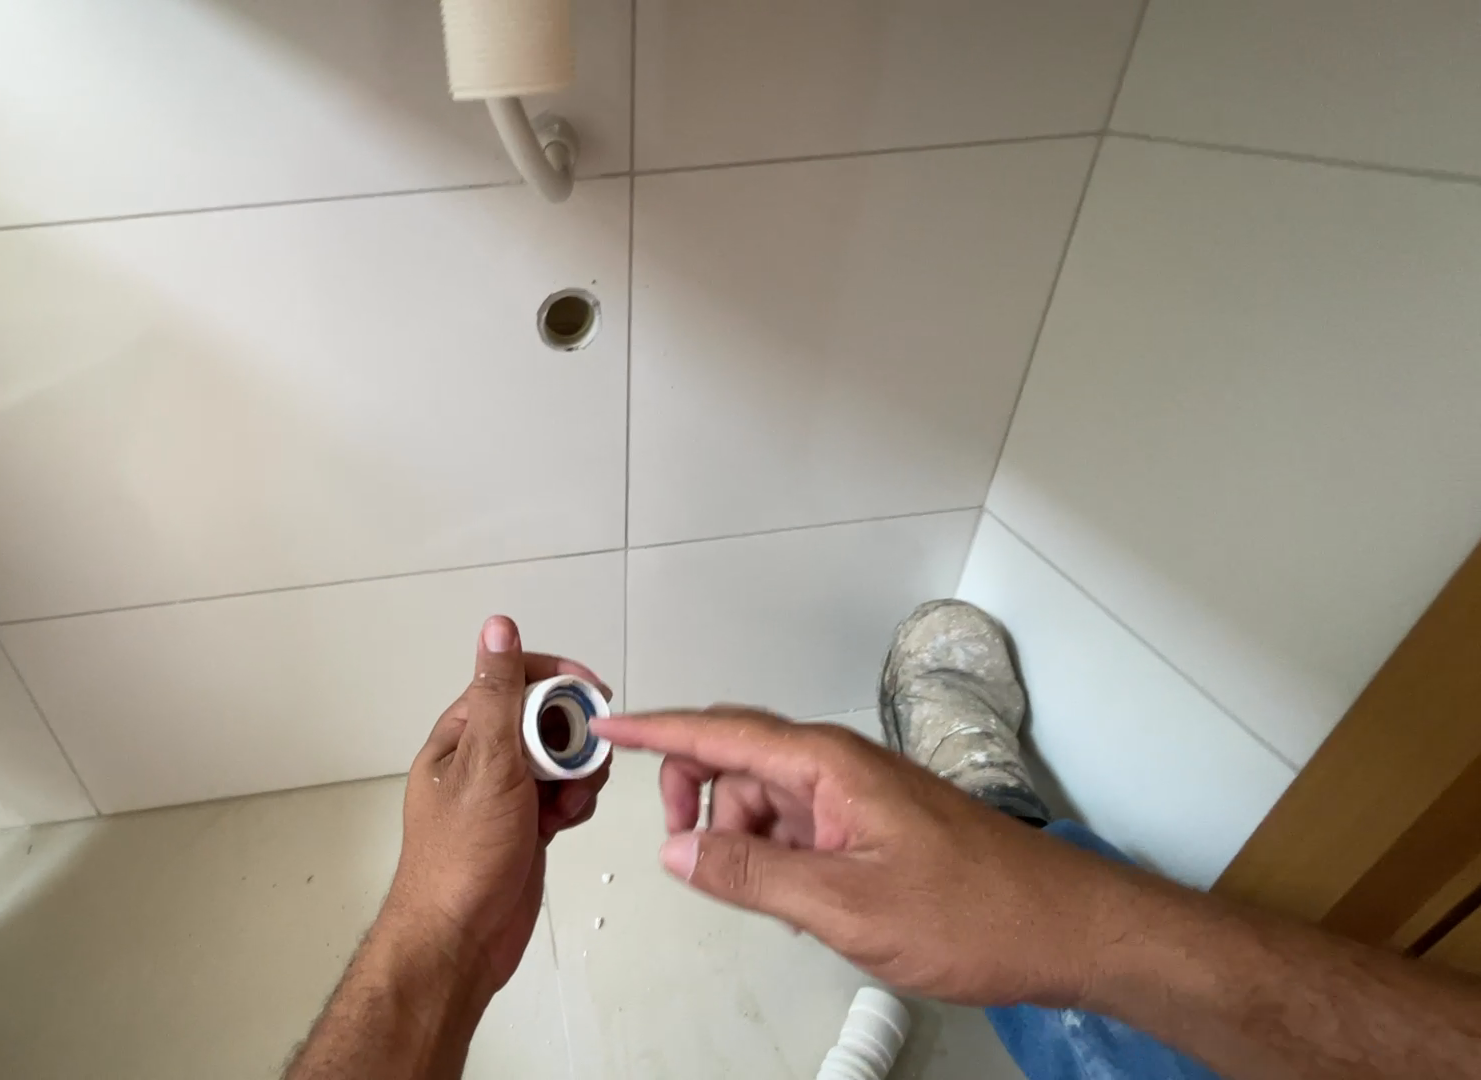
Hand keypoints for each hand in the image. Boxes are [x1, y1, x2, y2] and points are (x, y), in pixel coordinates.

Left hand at [382, 616, 611, 997]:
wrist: (461, 942)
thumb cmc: (466, 852)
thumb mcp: (487, 761)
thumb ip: (499, 693)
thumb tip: (497, 624)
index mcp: (462, 733)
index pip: (513, 681)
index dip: (556, 678)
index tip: (593, 690)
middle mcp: (482, 756)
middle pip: (542, 719)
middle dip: (572, 735)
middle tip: (589, 760)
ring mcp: (505, 792)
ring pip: (557, 758)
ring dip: (576, 773)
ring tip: (573, 801)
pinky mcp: (525, 823)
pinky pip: (561, 794)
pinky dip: (572, 802)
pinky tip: (566, 823)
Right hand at [590, 706, 1136, 1007]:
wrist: (1072, 931)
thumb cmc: (972, 912)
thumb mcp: (845, 906)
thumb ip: (751, 875)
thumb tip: (677, 852)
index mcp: (821, 762)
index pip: (716, 733)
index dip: (653, 730)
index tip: (605, 728)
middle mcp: (829, 762)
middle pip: (732, 758)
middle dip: (697, 797)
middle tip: (690, 855)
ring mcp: (847, 788)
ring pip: (759, 795)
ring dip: (742, 837)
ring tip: (773, 896)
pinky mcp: (862, 816)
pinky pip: (791, 820)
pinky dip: (774, 851)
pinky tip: (799, 895)